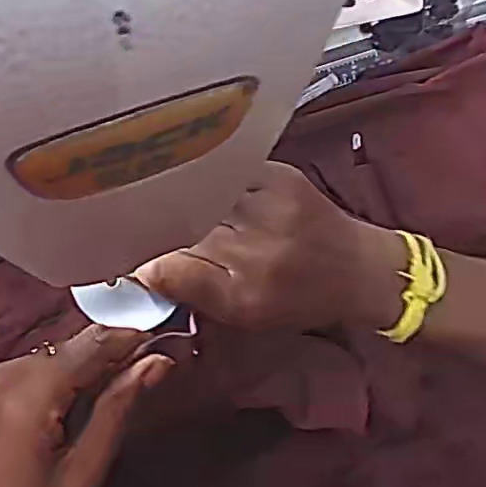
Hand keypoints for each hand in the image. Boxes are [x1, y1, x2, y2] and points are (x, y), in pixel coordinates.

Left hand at [0, 325, 171, 486]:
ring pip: (46, 357)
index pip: (88, 345)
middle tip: (142, 369)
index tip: (159, 341)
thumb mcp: (83, 472)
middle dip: (105, 354)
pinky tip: (68, 404)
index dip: (127, 339)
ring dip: (78, 367)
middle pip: (65, 348)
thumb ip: (118, 406)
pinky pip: (23, 370)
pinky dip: (51, 379)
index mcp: (24, 395)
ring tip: (109, 391)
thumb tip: (155, 363)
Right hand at [135, 161, 407, 331]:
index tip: (124, 257)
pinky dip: (207, 180)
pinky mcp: (279, 172)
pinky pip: (223, 172)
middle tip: (137, 227)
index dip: (141, 258)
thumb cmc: (299, 298)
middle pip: (179, 224)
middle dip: (156, 226)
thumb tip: (140, 268)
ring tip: (164, 203)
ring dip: (178, 198)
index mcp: (246, 290)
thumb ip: (193, 291)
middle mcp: (257, 243)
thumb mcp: (246, 314)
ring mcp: (269, 200)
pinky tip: (202, 185)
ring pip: (197, 193)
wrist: (361, 267)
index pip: (168, 265)